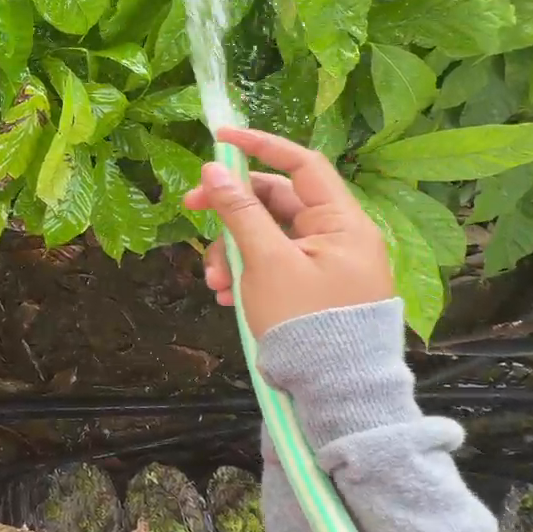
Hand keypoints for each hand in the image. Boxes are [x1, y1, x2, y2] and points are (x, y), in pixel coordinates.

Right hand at [184, 126, 395, 337]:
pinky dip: (243, 270)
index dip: (260, 145)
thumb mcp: (264, 261)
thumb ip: (239, 211)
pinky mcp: (310, 285)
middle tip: (190, 209)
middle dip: (230, 210)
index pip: (302, 164)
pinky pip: (269, 260)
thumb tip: (214, 169)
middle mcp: (338, 237)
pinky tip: (228, 294)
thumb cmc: (305, 320)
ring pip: (264, 233)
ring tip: (214, 281)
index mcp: (342, 224)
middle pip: (274, 200)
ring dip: (231, 249)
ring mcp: (324, 262)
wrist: (337, 395)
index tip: (219, 137)